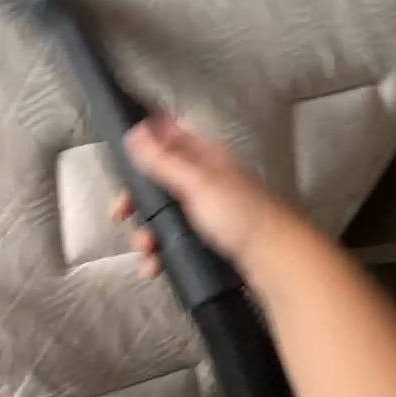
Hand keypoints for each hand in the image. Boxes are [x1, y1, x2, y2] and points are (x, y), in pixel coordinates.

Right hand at [113, 113, 297, 274]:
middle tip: (121, 212)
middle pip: (158, 183)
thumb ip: (164, 159)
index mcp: (206, 159)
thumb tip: (136, 132)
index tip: (122, 153)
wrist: (273, 260)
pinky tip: (155, 264)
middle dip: (136, 200)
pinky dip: (158, 254)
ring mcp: (203, 213)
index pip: (170, 137)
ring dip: (146, 233)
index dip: (146, 140)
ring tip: (146, 247)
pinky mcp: (203, 241)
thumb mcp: (198, 182)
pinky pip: (171, 243)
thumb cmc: (243, 215)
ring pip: (161, 217)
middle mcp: (203, 183)